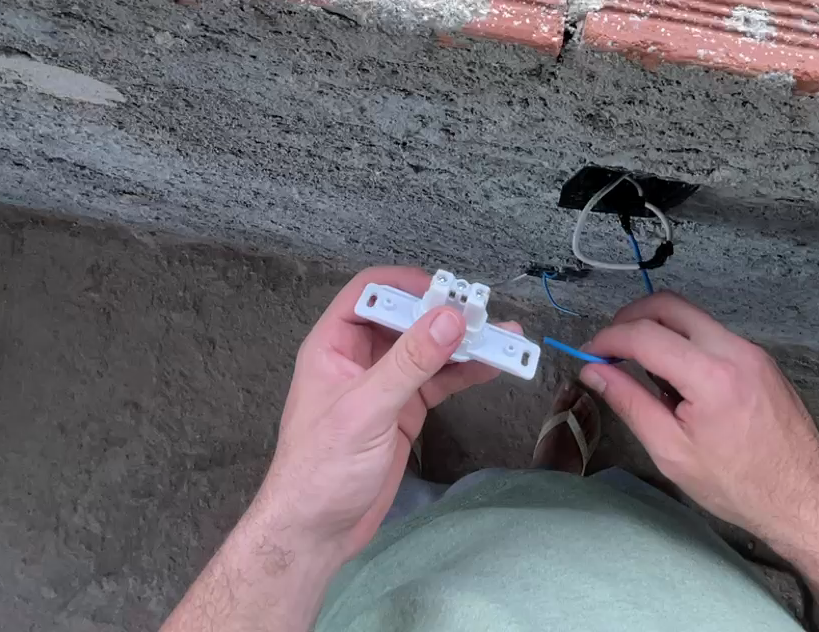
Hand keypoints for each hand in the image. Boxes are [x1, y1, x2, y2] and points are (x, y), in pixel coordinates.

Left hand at [248, 267, 512, 561]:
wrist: (316, 535)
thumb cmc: (323, 467)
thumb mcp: (366, 409)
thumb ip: (409, 363)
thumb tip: (450, 319)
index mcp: (335, 344)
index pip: (369, 292)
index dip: (405, 284)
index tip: (445, 290)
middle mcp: (360, 356)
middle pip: (405, 317)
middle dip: (442, 312)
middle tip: (481, 312)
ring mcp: (385, 383)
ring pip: (427, 348)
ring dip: (462, 342)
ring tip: (502, 336)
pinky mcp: (404, 409)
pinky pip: (438, 380)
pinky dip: (464, 372)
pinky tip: (492, 366)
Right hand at [579, 291, 818, 551]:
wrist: (808, 499)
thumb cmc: (737, 486)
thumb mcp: (672, 452)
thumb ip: (629, 402)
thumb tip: (593, 370)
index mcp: (711, 376)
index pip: (646, 334)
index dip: (608, 338)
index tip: (587, 353)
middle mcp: (733, 349)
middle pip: (669, 305)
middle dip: (631, 317)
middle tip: (610, 347)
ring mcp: (750, 349)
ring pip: (690, 315)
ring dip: (657, 328)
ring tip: (643, 370)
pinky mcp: (759, 356)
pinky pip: (710, 332)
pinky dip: (683, 341)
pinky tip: (678, 380)